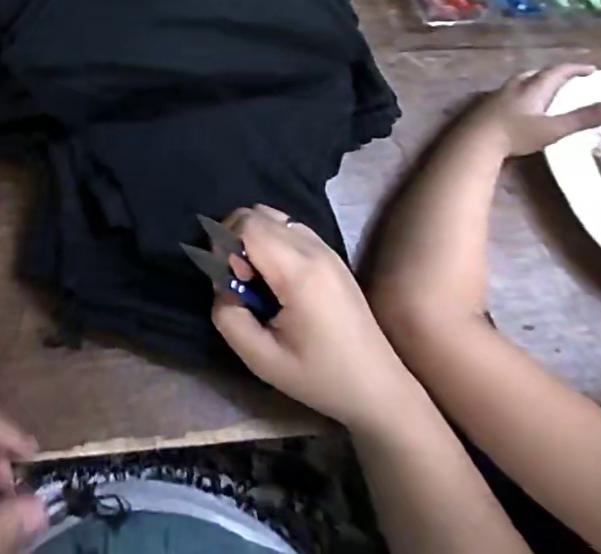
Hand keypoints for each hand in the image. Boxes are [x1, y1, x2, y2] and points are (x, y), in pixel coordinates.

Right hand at [209, 205, 415, 431]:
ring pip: (271, 215)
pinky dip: (270, 240)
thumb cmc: (320, 377)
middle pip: (256, 213)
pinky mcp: (330, 254)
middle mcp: (314, 249)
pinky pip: (288, 226)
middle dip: (233, 238)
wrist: (378, 388)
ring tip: (257, 277)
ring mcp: (325, 248)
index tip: (233, 281)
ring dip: (252, 237)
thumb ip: (228, 316)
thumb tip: (222, 285)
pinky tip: (276, 277)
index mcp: (299, 272)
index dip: (225, 245)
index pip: (247, 224)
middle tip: (240, 280)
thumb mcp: (261, 359)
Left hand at [457, 65, 600, 157]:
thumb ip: (582, 118)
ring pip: (518, 82)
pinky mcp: (485, 107)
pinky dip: (519, 93)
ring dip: (533, 81)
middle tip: (566, 77)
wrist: (475, 141)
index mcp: (531, 89)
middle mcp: (513, 88)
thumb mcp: (553, 128)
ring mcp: (496, 97)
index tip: (590, 69)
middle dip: (551, 73)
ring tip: (543, 88)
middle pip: (534, 74)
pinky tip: (518, 105)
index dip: (573, 69)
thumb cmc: (515, 134)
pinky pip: (507, 94)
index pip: (555, 73)